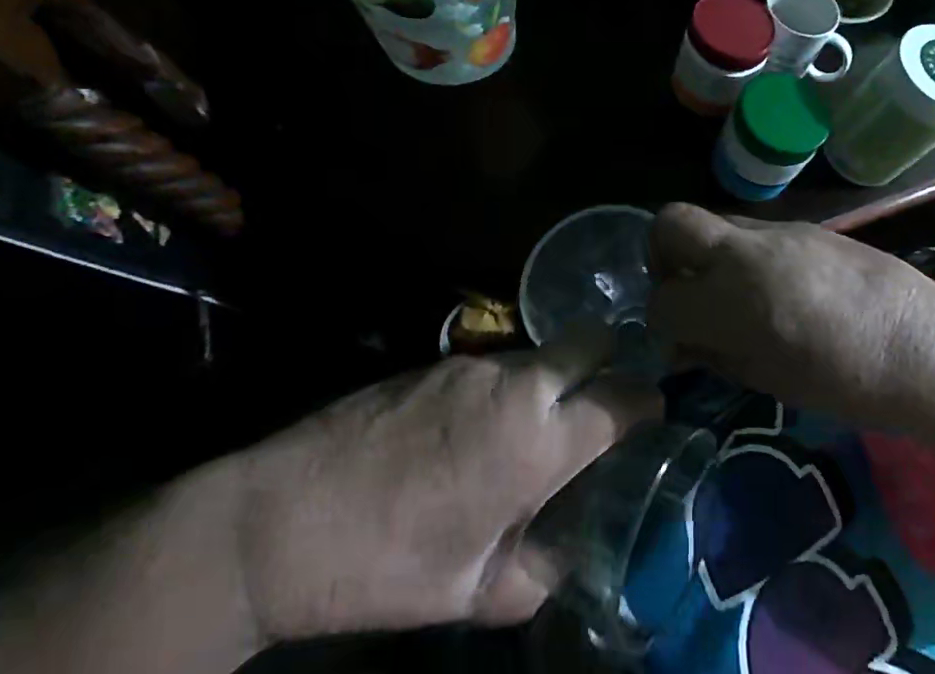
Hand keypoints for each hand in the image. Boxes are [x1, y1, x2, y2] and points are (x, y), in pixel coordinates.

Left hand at [233, 328, 657, 638]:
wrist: (280, 517)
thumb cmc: (385, 563)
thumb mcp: (473, 593)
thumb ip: (539, 573)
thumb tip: (567, 556)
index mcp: (535, 440)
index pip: (622, 398)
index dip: (648, 403)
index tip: (653, 416)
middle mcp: (513, 385)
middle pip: (591, 341)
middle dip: (614, 360)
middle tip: (610, 400)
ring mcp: (471, 366)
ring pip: (542, 352)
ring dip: (558, 377)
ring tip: (541, 426)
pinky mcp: (436, 362)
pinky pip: (497, 364)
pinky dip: (512, 385)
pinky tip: (482, 429)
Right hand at [646, 203, 934, 430]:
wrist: (934, 350)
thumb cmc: (852, 385)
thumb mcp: (772, 382)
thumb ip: (715, 354)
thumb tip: (680, 344)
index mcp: (736, 298)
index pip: (663, 299)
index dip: (663, 324)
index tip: (679, 343)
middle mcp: (747, 252)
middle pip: (669, 224)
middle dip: (660, 257)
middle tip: (685, 292)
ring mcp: (777, 232)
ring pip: (711, 222)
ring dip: (703, 254)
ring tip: (730, 294)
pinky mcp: (805, 226)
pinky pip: (750, 230)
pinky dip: (741, 255)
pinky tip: (771, 288)